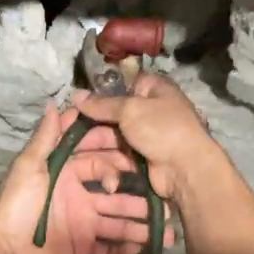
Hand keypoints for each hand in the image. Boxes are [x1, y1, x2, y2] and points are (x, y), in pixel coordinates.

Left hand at [0, 101, 174, 253]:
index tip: (138, 159)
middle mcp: (80, 196)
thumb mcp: (29, 168)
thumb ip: (45, 139)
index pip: (100, 160)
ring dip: (141, 224)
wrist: (3, 249)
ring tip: (165, 231)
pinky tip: (145, 248)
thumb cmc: (15, 204)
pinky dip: (126, 249)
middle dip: (139, 195)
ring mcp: (84, 223)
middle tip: (162, 198)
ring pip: (119, 221)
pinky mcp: (84, 248)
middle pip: (116, 192)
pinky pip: (109, 248)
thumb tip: (55, 103)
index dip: (118, 158)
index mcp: (67, 174)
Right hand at [72, 73, 218, 201]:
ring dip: (94, 141)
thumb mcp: (130, 109)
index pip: (122, 85)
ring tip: (71, 147)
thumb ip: (102, 104)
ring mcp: (145, 135)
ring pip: (113, 135)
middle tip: (69, 128)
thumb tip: (76, 94)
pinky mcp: (141, 157)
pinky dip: (104, 155)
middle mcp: (149, 110)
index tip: (78, 101)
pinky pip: (118, 152)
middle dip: (92, 121)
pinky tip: (84, 159)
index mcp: (153, 89)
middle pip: (113, 113)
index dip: (99, 93)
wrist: (184, 168)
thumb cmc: (161, 128)